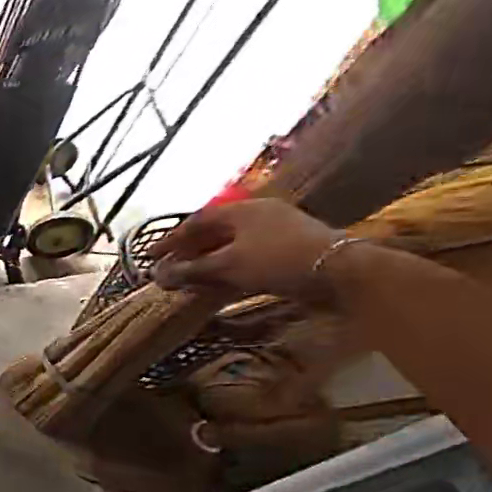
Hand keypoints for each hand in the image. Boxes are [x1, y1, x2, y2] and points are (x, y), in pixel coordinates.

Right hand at [145, 199, 345, 301]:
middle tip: (170, 267)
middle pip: (215, 231)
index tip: (152, 255)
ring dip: (208, 260)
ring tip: (191, 276)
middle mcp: (260, 214)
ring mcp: (278, 230)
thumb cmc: (276, 260)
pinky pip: (249, 253)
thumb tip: (158, 276)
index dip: (171, 239)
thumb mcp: (226, 266)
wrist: (339, 271)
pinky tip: (221, 280)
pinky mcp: (291, 247)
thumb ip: (190, 270)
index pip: (196, 221)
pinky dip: (229, 265)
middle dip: (189, 250)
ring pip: (232, 243)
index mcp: (242, 210)